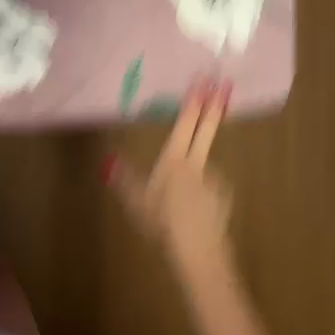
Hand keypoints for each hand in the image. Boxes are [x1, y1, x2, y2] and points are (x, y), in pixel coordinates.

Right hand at [107, 77, 234, 270]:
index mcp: (174, 160)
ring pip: (203, 169)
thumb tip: (108, 158)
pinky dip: (203, 195)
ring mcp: (214, 181)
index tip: (204, 81)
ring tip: (181, 203)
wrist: (198, 253)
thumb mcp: (137, 202)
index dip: (194, 102)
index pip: (185, 124)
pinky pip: (209, 191)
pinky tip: (195, 212)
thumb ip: (124, 179)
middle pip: (207, 129)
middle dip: (215, 105)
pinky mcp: (224, 199)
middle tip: (226, 85)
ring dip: (197, 174)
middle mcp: (197, 164)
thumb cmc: (162, 224)